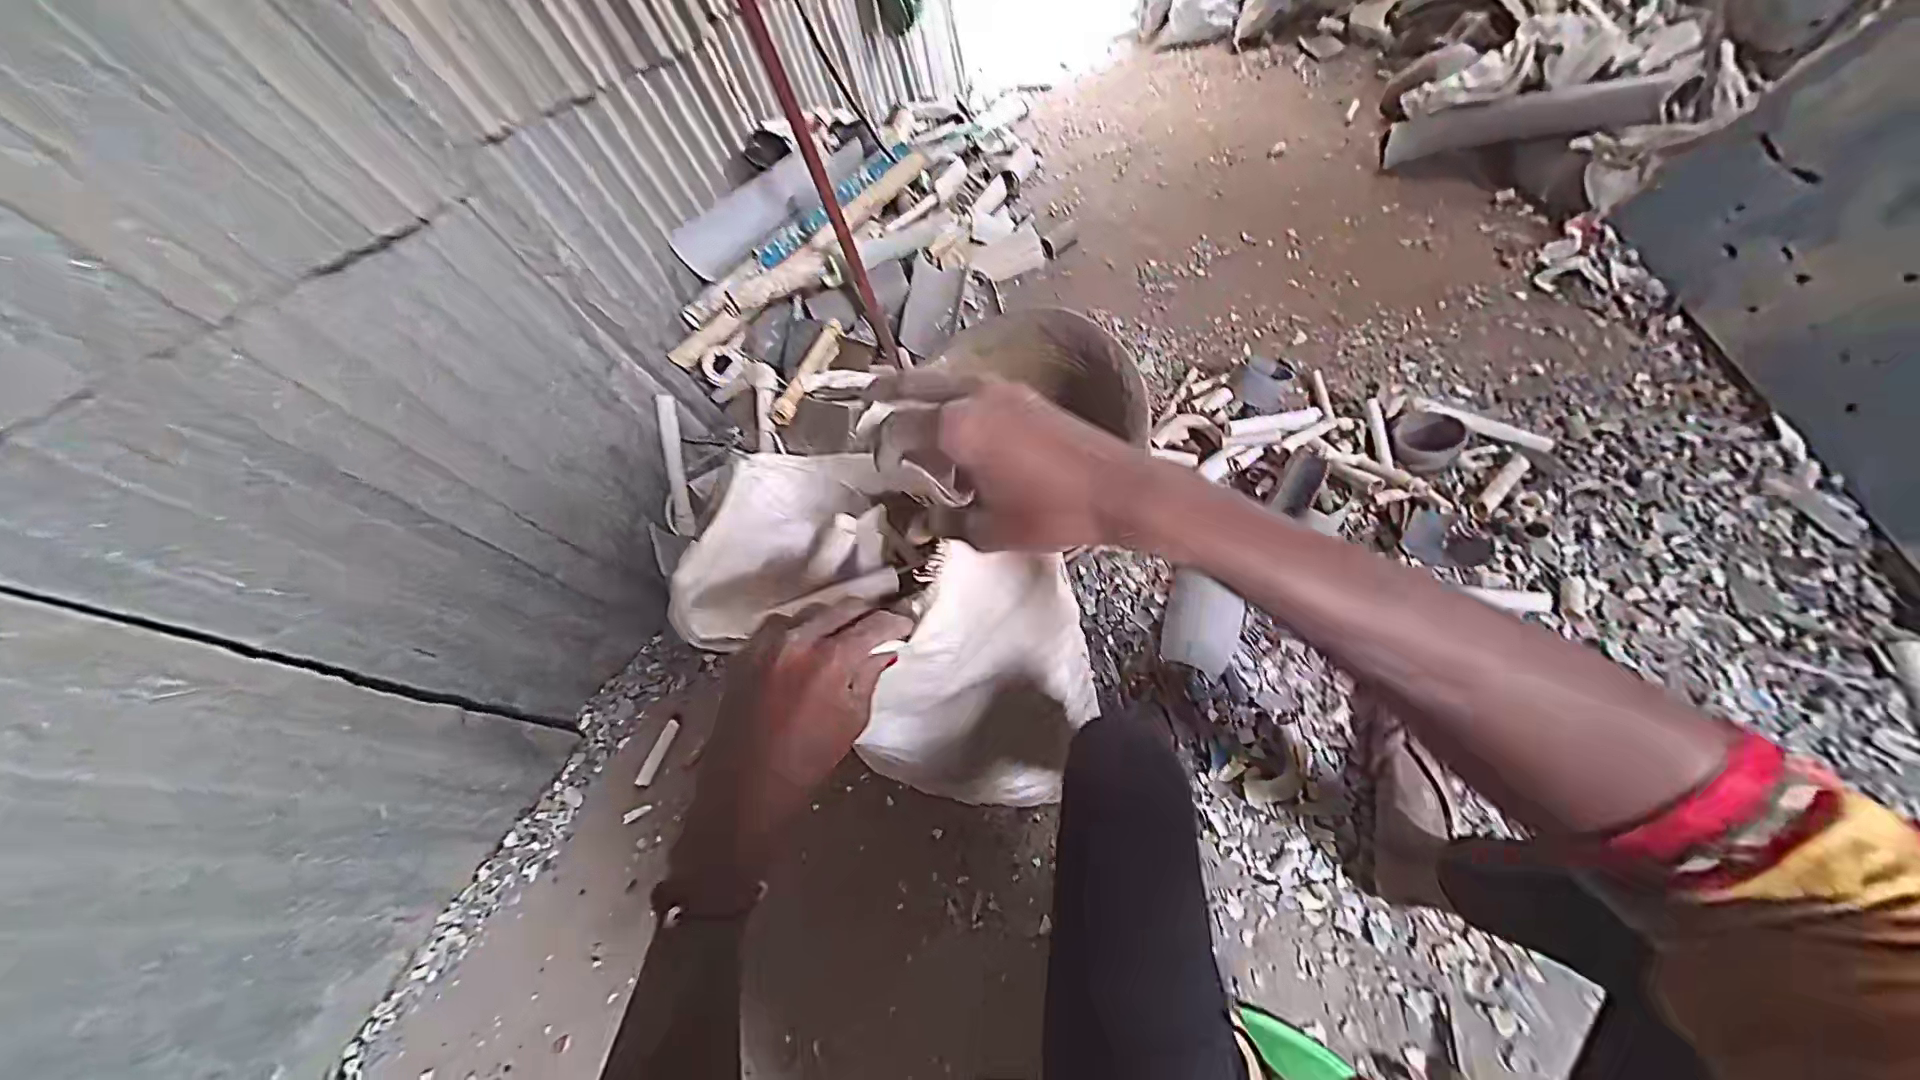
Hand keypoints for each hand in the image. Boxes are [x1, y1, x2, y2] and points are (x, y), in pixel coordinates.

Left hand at [663, 598, 912, 913]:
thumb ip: (869, 676)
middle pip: (844, 607)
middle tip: (881, 626)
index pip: (874, 622)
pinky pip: (781, 624)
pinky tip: (809, 644)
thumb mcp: (853, 719)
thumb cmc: (808, 761)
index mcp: (831, 659)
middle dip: (868, 613)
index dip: (896, 620)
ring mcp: (768, 643)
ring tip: (845, 635)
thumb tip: (884, 650)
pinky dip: (800, 628)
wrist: (746, 786)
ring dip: (834, 618)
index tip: (905, 624)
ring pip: (812, 611)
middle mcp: (798, 640)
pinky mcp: (746, 651)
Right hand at [871, 371, 1149, 550]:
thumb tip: (928, 519)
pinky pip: (974, 388)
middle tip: (866, 398)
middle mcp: (973, 396)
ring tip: (910, 410)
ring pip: (946, 381)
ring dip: (922, 393)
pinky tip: (959, 425)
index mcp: (955, 427)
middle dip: (885, 392)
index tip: (882, 470)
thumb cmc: (1053, 510)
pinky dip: (954, 399)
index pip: (898, 431)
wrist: (1116, 488)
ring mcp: (1002, 390)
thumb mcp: (989, 529)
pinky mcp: (1025, 395)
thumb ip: (947, 521)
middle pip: (913, 384)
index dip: (882, 451)